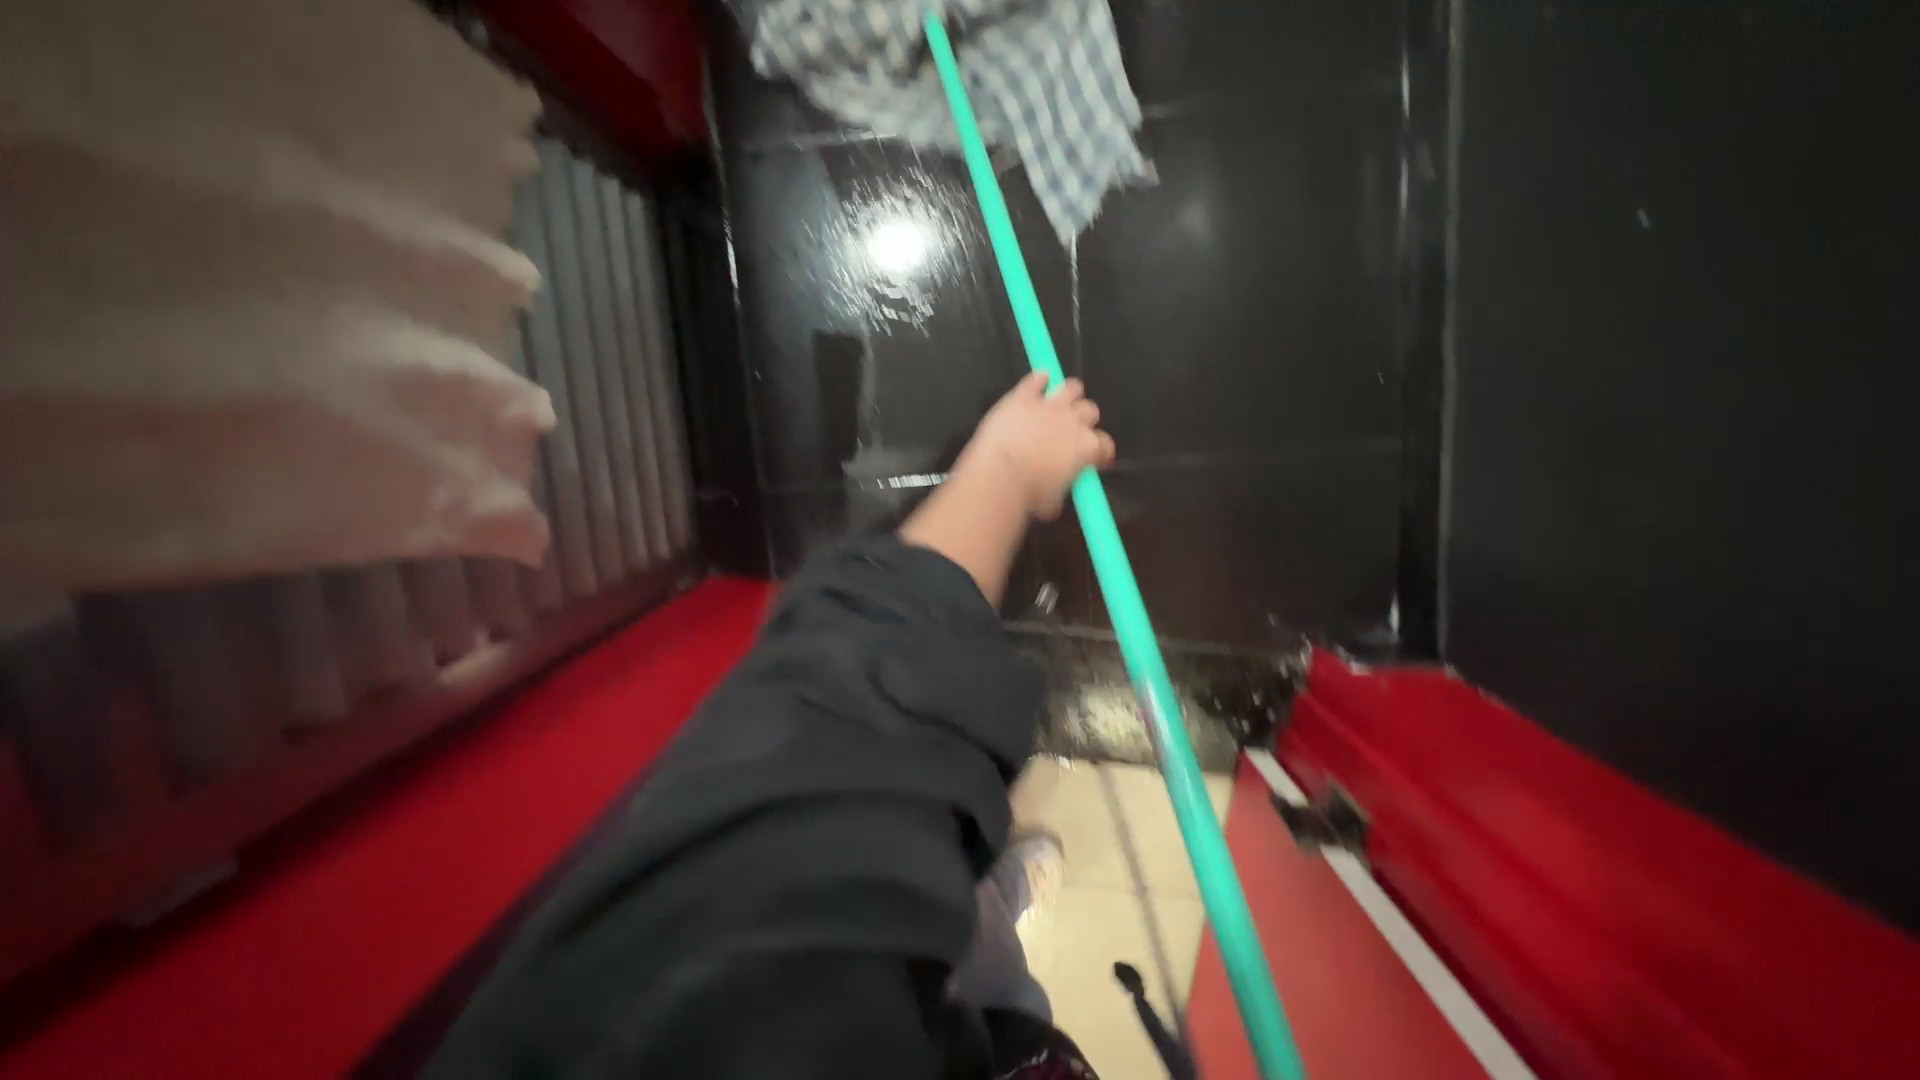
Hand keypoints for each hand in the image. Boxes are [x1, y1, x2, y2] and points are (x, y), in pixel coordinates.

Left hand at [955, 373, 1115, 519]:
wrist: (1000, 475)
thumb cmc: (1030, 494)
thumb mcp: (1053, 499)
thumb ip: (1061, 487)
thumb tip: (1056, 494)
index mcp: (1087, 447)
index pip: (1105, 444)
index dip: (1099, 451)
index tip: (1092, 458)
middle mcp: (1074, 421)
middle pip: (1090, 410)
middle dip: (1083, 419)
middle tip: (1070, 428)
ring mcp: (1049, 405)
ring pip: (1071, 387)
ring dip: (1068, 393)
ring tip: (1060, 400)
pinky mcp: (1024, 397)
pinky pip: (1036, 379)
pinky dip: (1039, 379)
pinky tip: (1039, 380)